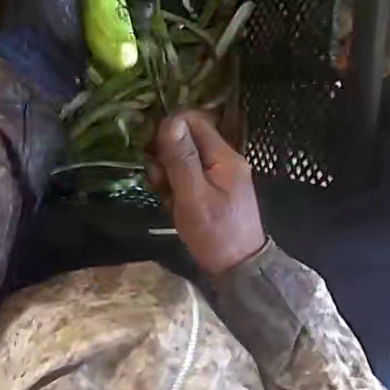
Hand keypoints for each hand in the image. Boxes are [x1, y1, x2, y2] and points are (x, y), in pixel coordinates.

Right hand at [149, 111, 266, 274]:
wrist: (238, 268)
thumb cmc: (215, 232)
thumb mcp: (193, 195)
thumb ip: (182, 159)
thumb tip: (170, 121)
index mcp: (224, 156)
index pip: (194, 121)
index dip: (168, 129)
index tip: (151, 150)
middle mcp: (225, 159)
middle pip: (187, 139)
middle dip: (165, 155)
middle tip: (158, 180)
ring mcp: (220, 175)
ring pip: (184, 159)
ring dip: (168, 173)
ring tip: (166, 196)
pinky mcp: (214, 190)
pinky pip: (188, 177)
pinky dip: (176, 187)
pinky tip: (172, 204)